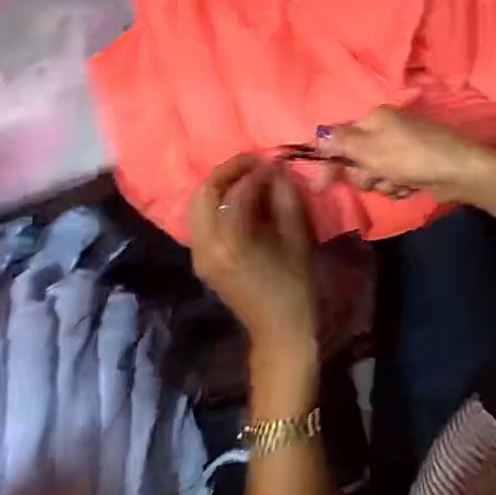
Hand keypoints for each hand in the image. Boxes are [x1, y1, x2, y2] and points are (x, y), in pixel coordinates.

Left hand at [188, 156, 318, 364]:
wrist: (280, 332)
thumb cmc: (297, 287)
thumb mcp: (298, 239)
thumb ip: (286, 199)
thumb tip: (277, 169)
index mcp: (232, 244)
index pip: (236, 192)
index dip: (257, 172)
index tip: (275, 163)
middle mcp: (206, 246)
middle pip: (204, 191)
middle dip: (230, 170)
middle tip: (256, 162)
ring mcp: (199, 254)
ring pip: (197, 203)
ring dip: (221, 184)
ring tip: (249, 177)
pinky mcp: (201, 259)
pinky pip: (201, 218)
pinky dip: (218, 201)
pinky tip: (241, 199)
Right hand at [314, 106, 495, 201]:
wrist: (460, 170)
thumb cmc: (412, 156)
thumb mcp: (371, 150)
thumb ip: (341, 142)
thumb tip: (316, 134)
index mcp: (374, 118)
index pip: (339, 138)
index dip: (329, 161)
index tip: (321, 185)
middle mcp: (386, 130)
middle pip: (356, 160)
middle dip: (366, 175)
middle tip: (379, 176)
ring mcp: (401, 148)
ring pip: (374, 174)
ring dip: (384, 184)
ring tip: (401, 183)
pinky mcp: (413, 166)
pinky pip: (392, 181)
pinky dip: (399, 187)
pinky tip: (411, 187)